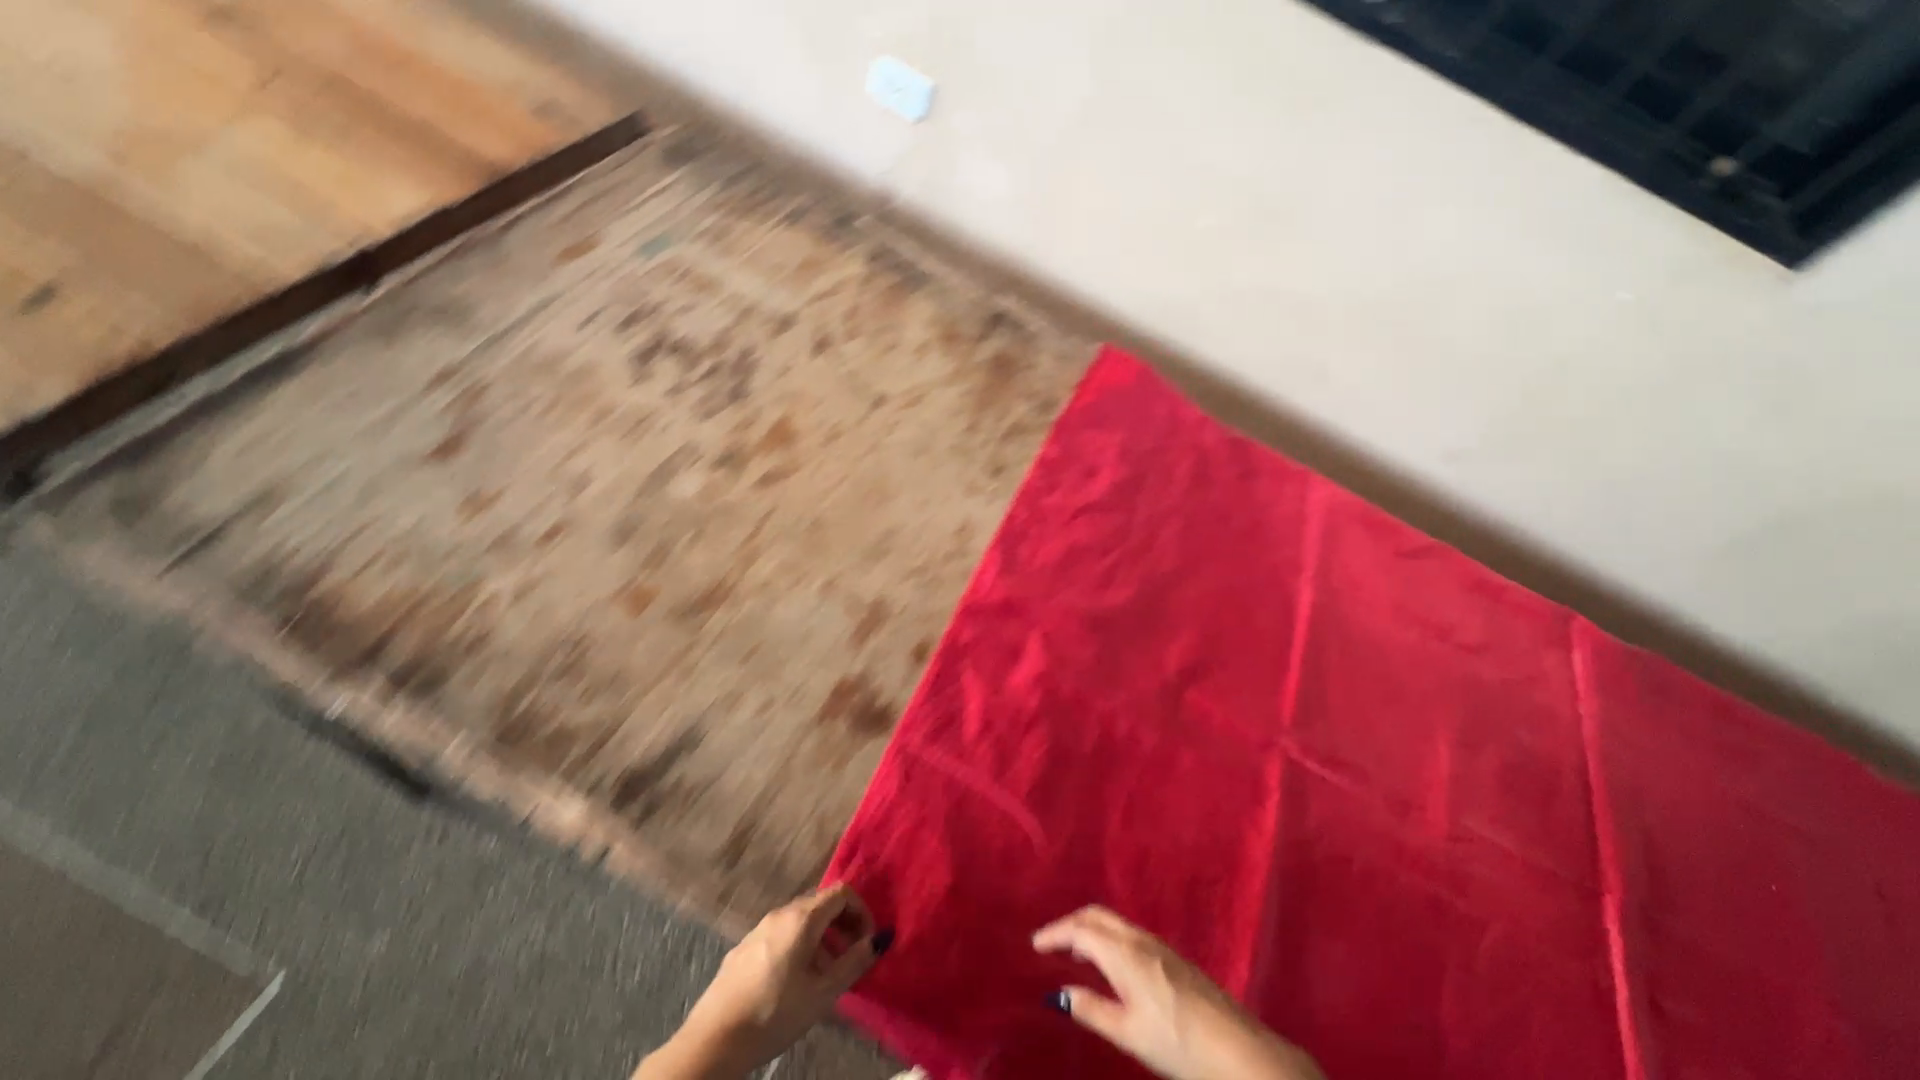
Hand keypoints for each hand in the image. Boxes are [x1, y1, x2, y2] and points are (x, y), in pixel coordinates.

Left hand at [637, 883, 891, 1079]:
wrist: (715, 1039)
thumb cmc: (775, 1013)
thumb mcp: (823, 992)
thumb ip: (854, 961)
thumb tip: (878, 939)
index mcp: (800, 919)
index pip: (841, 892)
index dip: (861, 912)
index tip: (867, 942)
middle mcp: (779, 914)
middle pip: (820, 903)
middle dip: (843, 924)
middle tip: (852, 957)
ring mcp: (758, 929)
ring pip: (800, 920)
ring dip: (822, 937)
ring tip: (827, 974)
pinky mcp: (744, 947)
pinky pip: (781, 934)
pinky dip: (800, 945)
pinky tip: (796, 981)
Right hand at [1033, 906, 1322, 1079]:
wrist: (1239, 1050)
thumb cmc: (1177, 1042)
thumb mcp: (1127, 1032)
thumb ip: (1091, 1009)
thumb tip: (1059, 995)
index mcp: (1125, 954)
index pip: (1081, 930)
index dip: (1055, 934)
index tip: (1034, 945)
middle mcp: (1142, 941)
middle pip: (1099, 916)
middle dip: (1071, 923)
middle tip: (1051, 943)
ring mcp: (1162, 947)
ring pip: (1117, 924)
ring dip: (1092, 930)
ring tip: (1075, 954)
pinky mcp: (1176, 959)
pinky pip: (1131, 934)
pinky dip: (1110, 938)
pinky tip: (1110, 965)